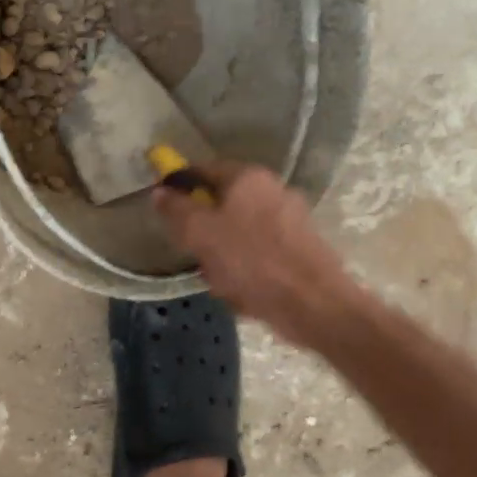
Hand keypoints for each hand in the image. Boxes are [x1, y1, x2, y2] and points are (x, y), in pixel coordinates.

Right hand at [153, 162, 361, 346]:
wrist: (316, 306)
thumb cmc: (251, 260)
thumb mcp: (198, 232)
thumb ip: (174, 208)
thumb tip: (160, 192)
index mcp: (247, 177)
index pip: (200, 170)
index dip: (178, 187)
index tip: (166, 209)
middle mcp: (273, 190)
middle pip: (221, 203)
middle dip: (204, 229)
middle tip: (193, 251)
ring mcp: (292, 219)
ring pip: (240, 231)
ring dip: (224, 253)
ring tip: (219, 279)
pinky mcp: (304, 249)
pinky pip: (262, 252)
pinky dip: (248, 268)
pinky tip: (244, 291)